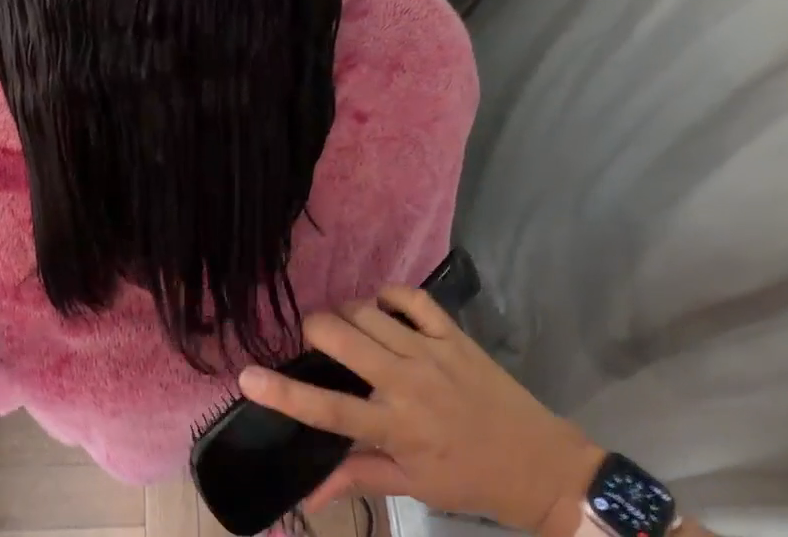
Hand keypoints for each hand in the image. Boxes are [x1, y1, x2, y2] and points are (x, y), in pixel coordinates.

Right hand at [237, 286, 603, 534]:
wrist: (540, 464)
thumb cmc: (470, 480)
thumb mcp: (413, 485)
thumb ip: (357, 478)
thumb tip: (307, 493)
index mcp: (394, 428)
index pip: (327, 409)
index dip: (282, 392)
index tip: (247, 376)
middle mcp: (407, 384)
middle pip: (343, 339)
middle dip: (314, 329)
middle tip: (313, 340)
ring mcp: (431, 353)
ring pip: (368, 313)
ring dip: (346, 314)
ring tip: (345, 328)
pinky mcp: (453, 334)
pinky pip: (411, 298)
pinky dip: (388, 295)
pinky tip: (380, 307)